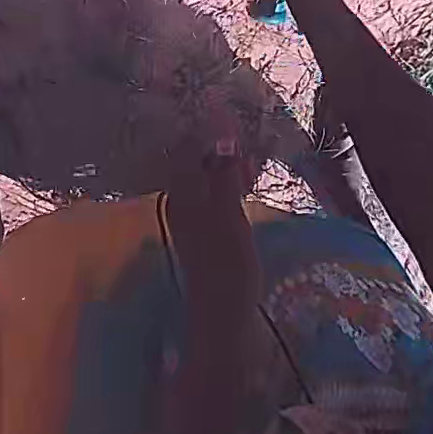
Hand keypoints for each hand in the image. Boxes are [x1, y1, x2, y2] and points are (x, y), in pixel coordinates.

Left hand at [164, 130, 259, 322]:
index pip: (189, 146)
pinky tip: (246, 185)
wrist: (223, 313)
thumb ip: (223, 173)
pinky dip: (229, 184)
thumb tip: (224, 135)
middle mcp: (179, 197)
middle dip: (222, 148)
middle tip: (250, 147)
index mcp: (180, 190)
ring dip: (227, 166)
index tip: (237, 119)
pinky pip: (213, 193)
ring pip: (206, 176)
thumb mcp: (228, 213)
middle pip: (197, 159)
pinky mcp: (204, 227)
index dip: (210, 130)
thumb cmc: (226, 262)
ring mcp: (190, 213)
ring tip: (252, 165)